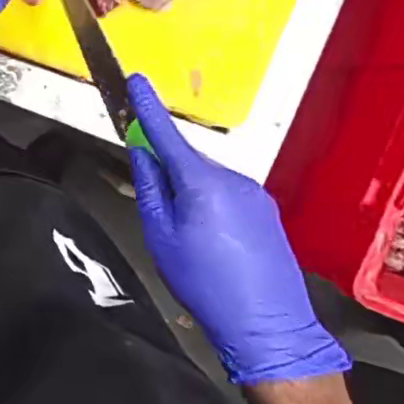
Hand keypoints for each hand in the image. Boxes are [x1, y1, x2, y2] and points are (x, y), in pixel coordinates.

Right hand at [127, 74, 349, 383]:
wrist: (267, 323)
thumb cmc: (203, 282)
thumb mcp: (160, 236)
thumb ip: (150, 189)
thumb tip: (142, 154)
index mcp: (202, 183)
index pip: (166, 136)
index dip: (147, 108)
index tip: (136, 80)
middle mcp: (233, 179)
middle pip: (186, 162)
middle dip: (164, 173)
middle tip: (155, 215)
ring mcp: (254, 194)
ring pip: (205, 181)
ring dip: (186, 196)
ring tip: (184, 241)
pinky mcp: (265, 212)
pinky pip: (225, 195)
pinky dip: (206, 206)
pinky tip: (206, 242)